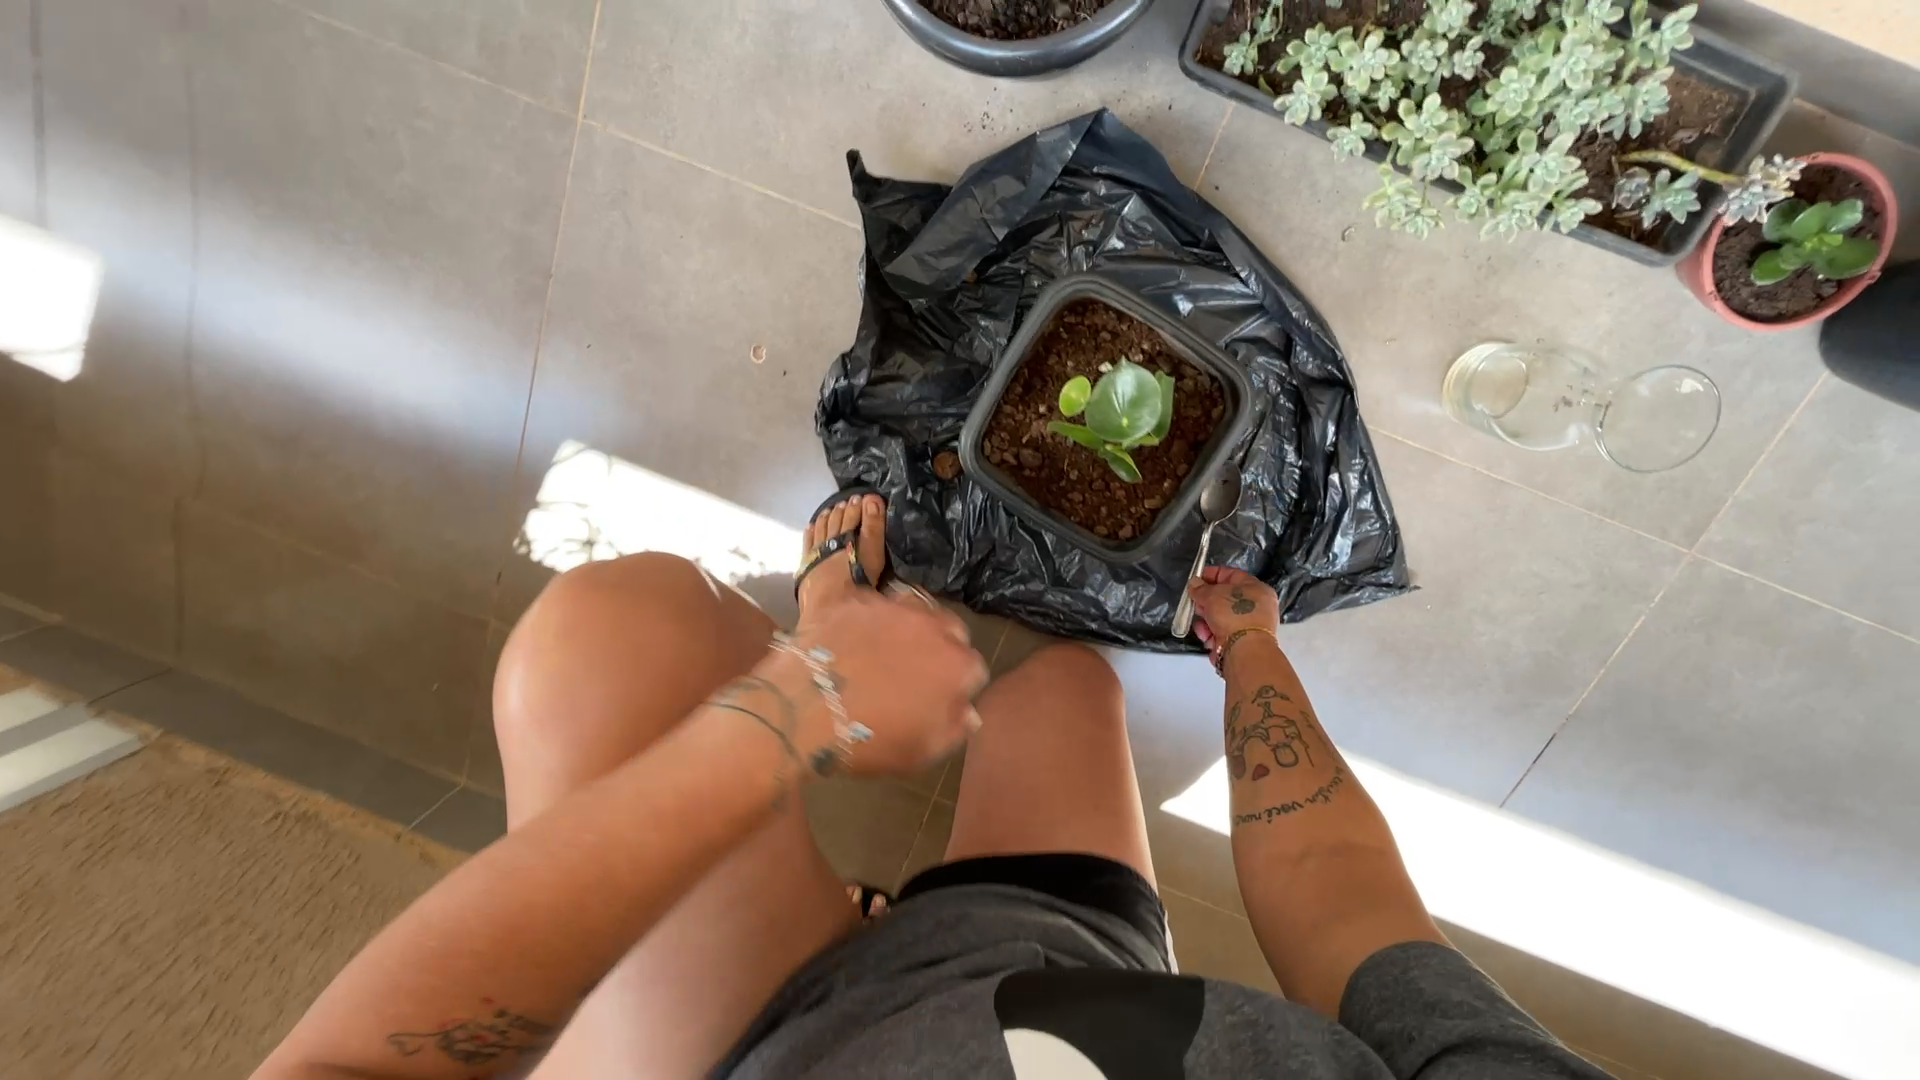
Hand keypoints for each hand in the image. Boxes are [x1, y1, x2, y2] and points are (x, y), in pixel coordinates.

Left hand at [763, 589, 988, 778]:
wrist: (801, 713)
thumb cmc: (868, 741)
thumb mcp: (921, 752)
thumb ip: (954, 729)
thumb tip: (967, 710)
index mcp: (958, 666)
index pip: (974, 669)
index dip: (958, 685)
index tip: (940, 699)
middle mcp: (933, 627)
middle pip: (951, 631)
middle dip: (942, 648)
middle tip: (915, 672)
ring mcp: (893, 608)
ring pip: (916, 611)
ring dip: (911, 628)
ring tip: (887, 650)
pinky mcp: (858, 600)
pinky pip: (876, 605)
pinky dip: (873, 620)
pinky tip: (856, 640)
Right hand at [1187, 567, 1279, 655]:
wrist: (1243, 650)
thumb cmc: (1233, 616)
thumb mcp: (1212, 594)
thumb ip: (1200, 588)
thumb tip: (1194, 584)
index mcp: (1256, 588)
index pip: (1231, 575)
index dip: (1211, 575)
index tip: (1195, 579)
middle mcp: (1256, 606)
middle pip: (1224, 598)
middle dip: (1206, 601)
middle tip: (1195, 602)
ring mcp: (1249, 625)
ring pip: (1220, 617)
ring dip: (1206, 620)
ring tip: (1201, 624)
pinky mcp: (1240, 642)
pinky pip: (1221, 632)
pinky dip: (1211, 633)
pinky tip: (1207, 636)